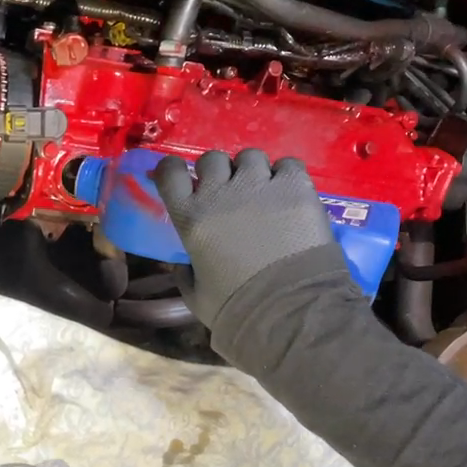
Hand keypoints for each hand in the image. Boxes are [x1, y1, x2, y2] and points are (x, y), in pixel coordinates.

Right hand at [152, 148, 338, 328]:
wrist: (290, 310)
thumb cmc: (235, 308)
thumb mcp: (196, 294)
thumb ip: (186, 274)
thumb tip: (185, 265)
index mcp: (191, 217)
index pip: (170, 172)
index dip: (173, 169)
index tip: (180, 176)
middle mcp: (221, 193)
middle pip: (212, 159)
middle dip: (218, 172)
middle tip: (229, 192)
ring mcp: (260, 185)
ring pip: (250, 156)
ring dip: (252, 171)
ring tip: (263, 192)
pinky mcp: (296, 187)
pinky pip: (287, 164)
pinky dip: (286, 175)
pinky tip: (290, 195)